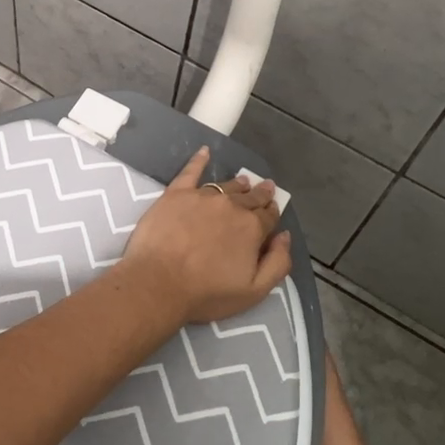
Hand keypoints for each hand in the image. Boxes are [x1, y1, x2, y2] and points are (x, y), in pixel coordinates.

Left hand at [117, 146, 292, 323]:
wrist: (159, 282)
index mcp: (251, 228)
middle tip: (265, 188)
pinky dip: (199, 160)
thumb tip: (285, 236)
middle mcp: (230, 206)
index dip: (272, 212)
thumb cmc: (207, 292)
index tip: (273, 208)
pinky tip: (204, 152)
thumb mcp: (254, 291)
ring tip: (244, 181)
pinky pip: (190, 171)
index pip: (268, 216)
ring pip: (225, 186)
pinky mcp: (176, 193)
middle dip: (260, 194)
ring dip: (237, 184)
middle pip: (249, 198)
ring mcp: (202, 196)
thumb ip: (278, 263)